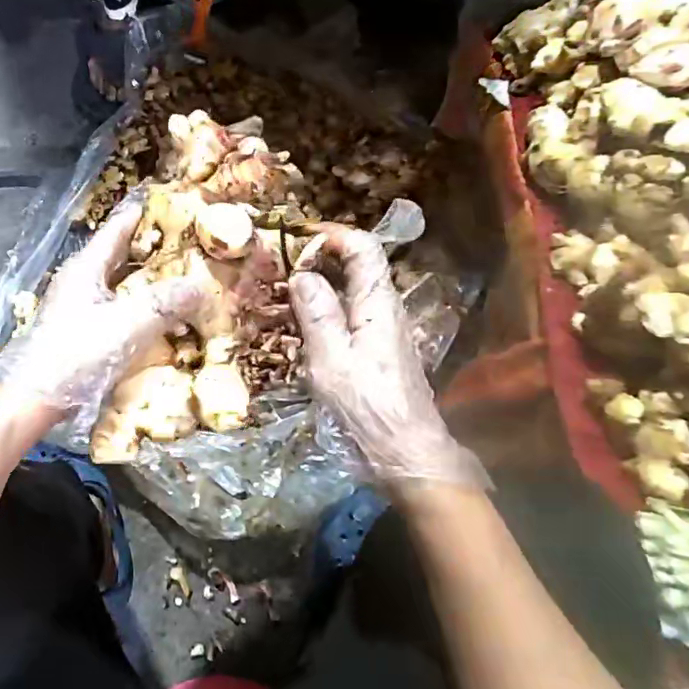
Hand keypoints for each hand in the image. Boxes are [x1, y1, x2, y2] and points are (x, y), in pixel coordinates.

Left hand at [0, 201, 201, 413]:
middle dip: (149, 245)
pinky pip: (114, 304)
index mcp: (85, 268)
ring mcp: (76, 305)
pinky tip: (155, 313)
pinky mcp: (78, 329)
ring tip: (178, 274)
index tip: (172, 202)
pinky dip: (136, 302)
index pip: (117, 228)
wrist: (35, 400)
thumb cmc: (78, 355)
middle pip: (118, 253)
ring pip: (116, 280)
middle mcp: (78, 280)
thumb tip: (201, 284)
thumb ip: (165, 303)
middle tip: (186, 240)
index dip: (143, 213)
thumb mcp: (128, 325)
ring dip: (144, 276)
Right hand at [290, 226, 485, 487]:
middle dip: (320, 259)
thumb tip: (303, 274)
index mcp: (377, 303)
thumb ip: (316, 313)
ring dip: (320, 285)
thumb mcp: (331, 359)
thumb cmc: (368, 406)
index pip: (363, 248)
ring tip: (284, 293)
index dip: (333, 235)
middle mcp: (385, 309)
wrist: (407, 453)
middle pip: (357, 267)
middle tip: (281, 267)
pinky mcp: (378, 350)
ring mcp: (384, 330)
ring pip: (352, 291)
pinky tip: (302, 326)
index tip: (297, 239)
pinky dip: (326, 309)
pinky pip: (350, 315)